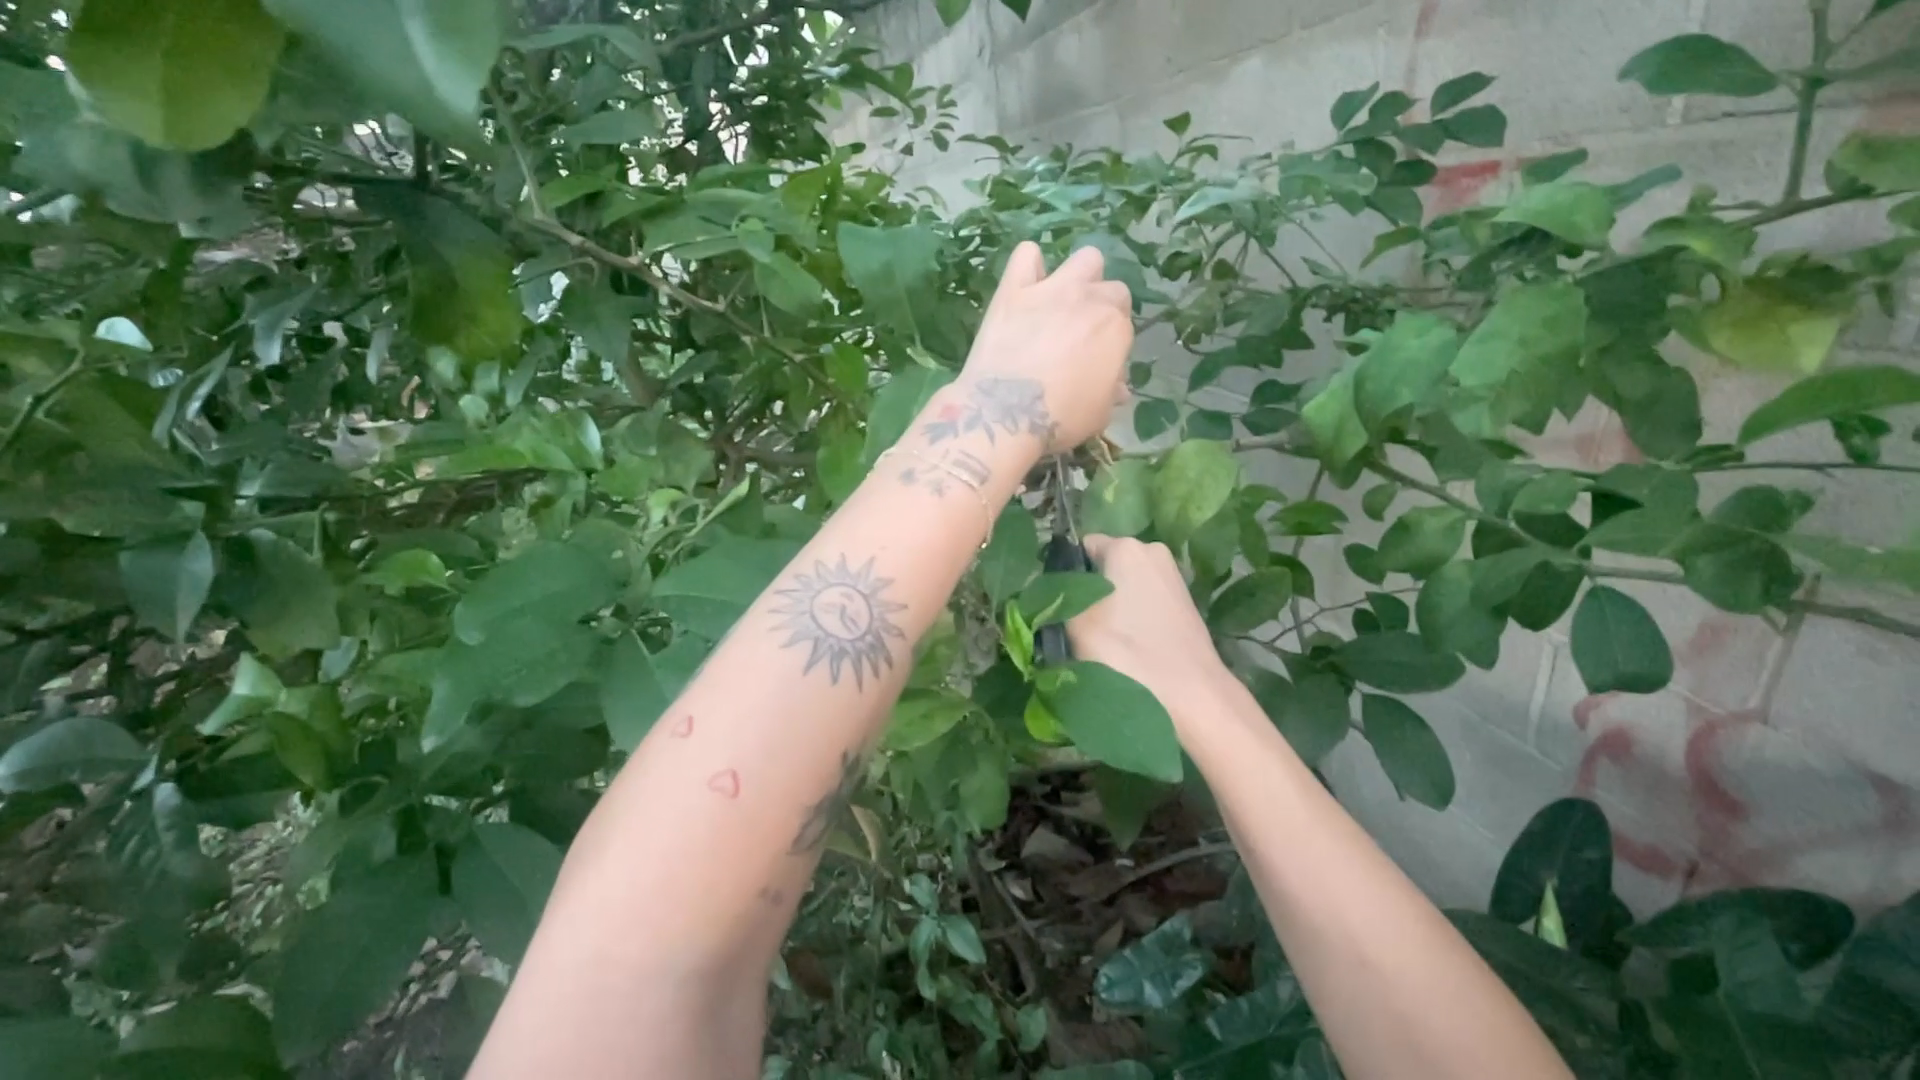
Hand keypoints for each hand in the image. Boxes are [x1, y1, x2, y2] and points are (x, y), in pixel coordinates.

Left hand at [949, 242, 1133, 452]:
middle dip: (1103, 309)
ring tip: (1063, 302)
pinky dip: (1030, 266)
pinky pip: (1027, 255)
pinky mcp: (1013, 289)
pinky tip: (1027, 286)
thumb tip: (1117, 387)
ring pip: (1085, 259)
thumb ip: (1111, 392)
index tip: (1098, 363)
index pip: (1124, 325)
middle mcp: (1090, 299)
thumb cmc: (1058, 419)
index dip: (1111, 343)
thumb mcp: (1099, 414)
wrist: (1004, 413)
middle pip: (1111, 289)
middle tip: (1081, 336)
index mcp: (1116, 329)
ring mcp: (1052, 289)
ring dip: (1081, 276)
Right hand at [1067, 535, 1229, 716]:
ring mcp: (1172, 578)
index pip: (1079, 548)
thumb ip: (1057, 600)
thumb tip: (1052, 594)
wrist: (1194, 696)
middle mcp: (1152, 552)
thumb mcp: (1076, 625)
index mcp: (1126, 547)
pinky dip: (1131, 620)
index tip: (1057, 609)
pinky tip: (1127, 649)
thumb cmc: (1129, 654)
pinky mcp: (1183, 604)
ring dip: (1108, 610)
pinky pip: (1143, 603)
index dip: (1063, 577)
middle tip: (1074, 631)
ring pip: (1123, 587)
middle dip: (1087, 593)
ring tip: (1101, 644)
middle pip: (1103, 567)